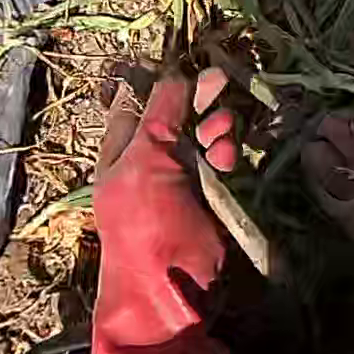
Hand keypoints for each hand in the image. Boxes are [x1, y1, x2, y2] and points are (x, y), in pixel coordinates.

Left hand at [83, 68, 239, 353]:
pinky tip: (232, 157)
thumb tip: (176, 73)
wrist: (176, 291)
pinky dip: (229, 151)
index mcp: (120, 150)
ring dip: (217, 126)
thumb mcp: (146, 163)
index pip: (138, 101)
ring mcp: (181, 176)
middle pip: (176, 113)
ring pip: (203, 132)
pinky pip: (222, 156)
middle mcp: (149, 159)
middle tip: (224, 82)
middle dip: (198, 99)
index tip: (189, 62)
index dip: (161, 80)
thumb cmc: (148, 226)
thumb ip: (161, 114)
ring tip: (225, 134)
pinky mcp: (210, 190)